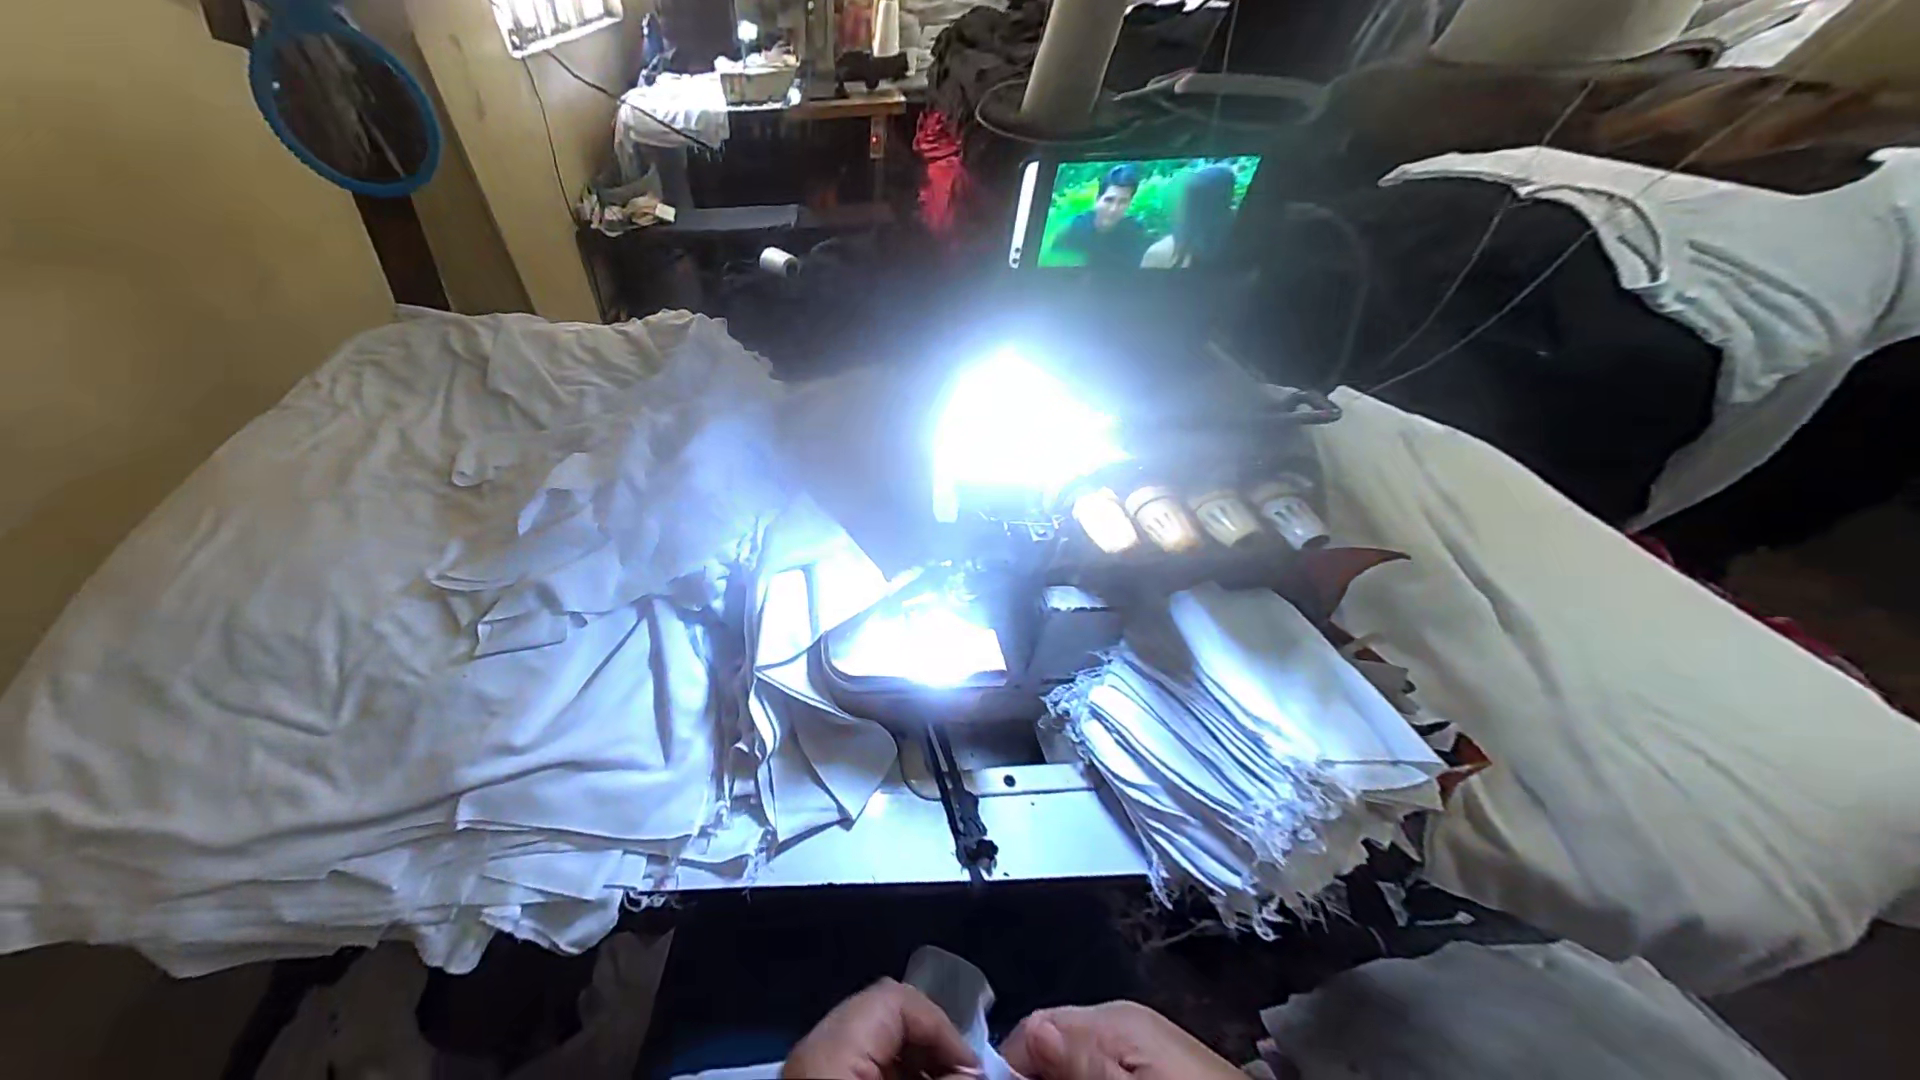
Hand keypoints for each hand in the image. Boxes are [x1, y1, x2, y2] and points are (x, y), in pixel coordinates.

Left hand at [782, 978, 979, 1079]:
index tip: (971, 1060)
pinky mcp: (810, 1079)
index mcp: (829, 1044)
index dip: (943, 1023)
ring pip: (872, 1038)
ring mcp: (808, 1066)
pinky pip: (855, 1061)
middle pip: (885, 1012)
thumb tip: (973, 1069)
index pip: (898, 997)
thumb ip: (941, 1076)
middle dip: (930, 1038)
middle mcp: (812, 1047)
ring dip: (913, 1057)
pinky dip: (888, 1072)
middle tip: (960, 1070)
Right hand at [1000, 1002, 1240, 1079]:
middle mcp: (1122, 1021)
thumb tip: (1030, 1032)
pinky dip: (1089, 1076)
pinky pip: (1105, 1064)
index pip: (1034, 1027)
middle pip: (1052, 1042)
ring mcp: (1141, 1045)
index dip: (1012, 1067)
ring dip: (1060, 1077)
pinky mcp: (1158, 1065)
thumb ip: (1080, 1061)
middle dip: (1038, 1073)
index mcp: (1112, 1018)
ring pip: (1075, 1057)